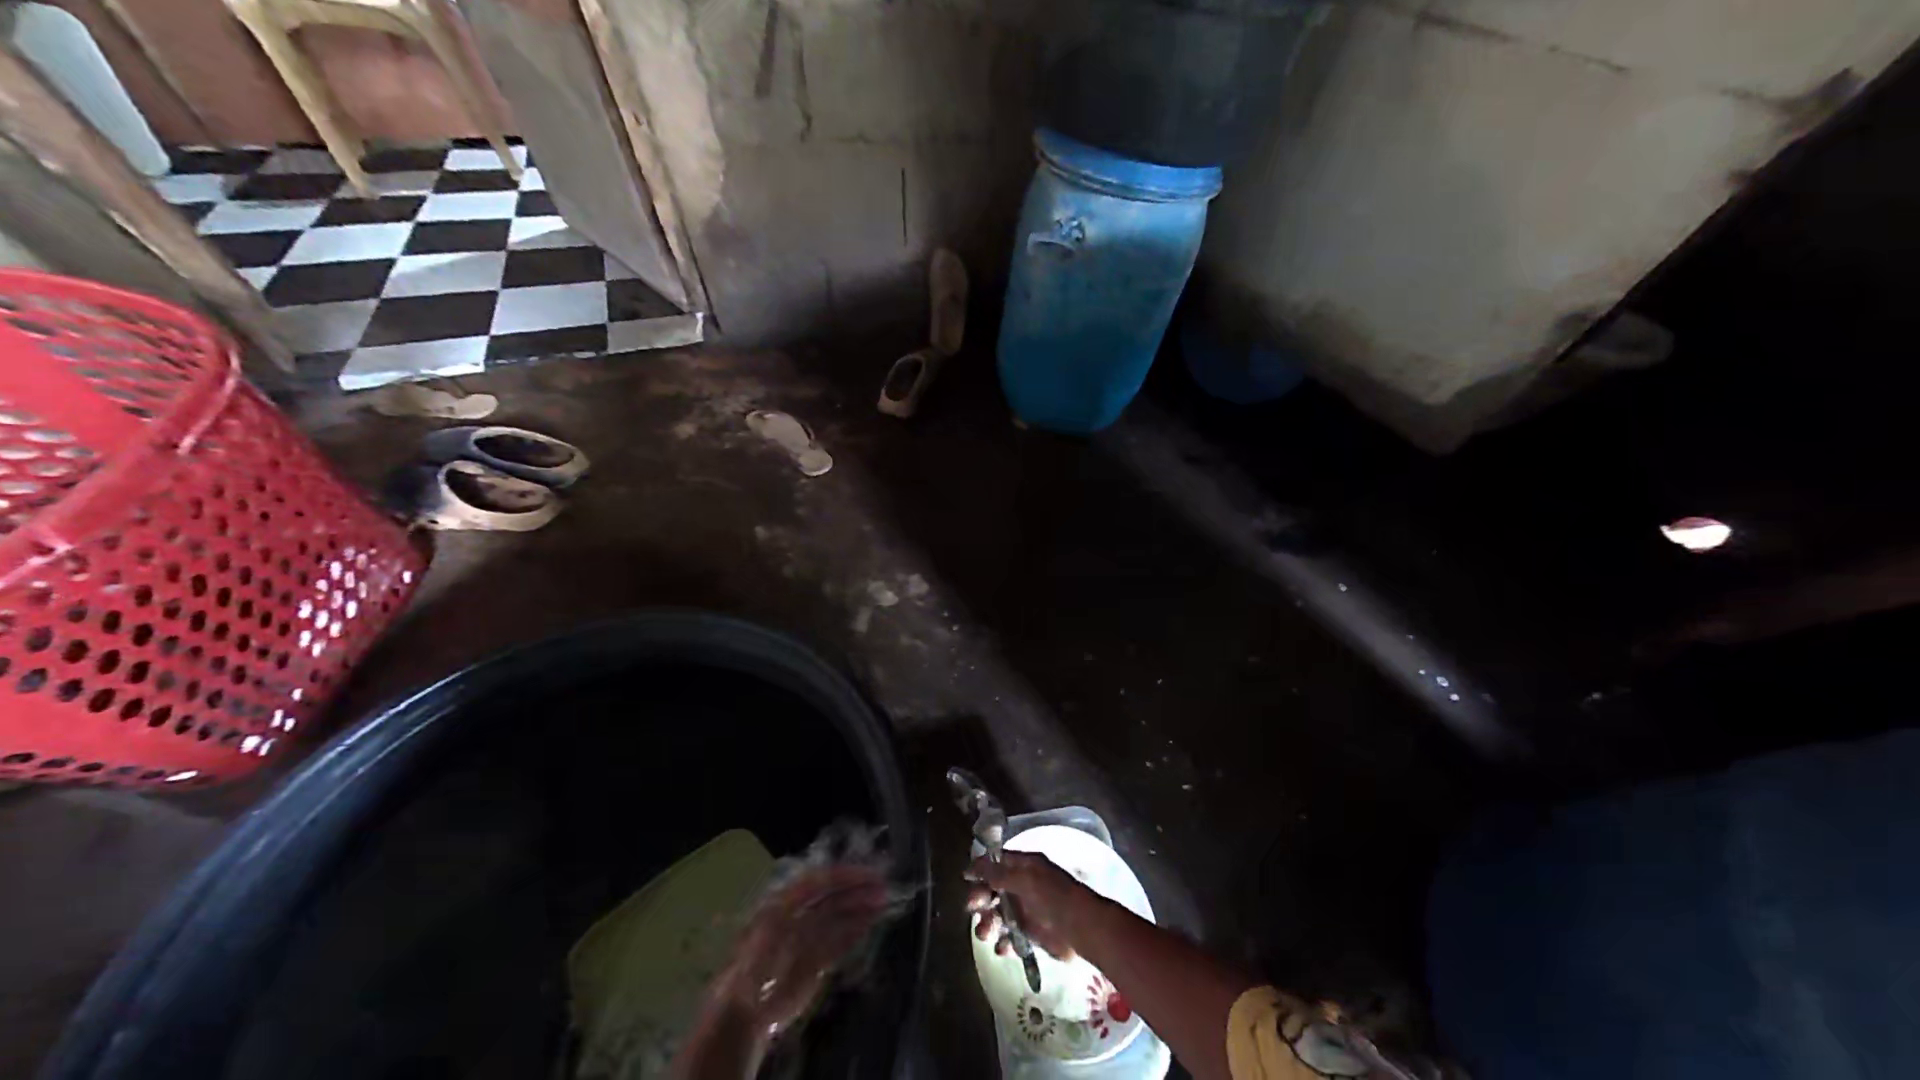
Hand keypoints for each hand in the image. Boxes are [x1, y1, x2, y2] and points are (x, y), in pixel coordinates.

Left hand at [711, 863, 890, 1038]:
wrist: (746, 1015)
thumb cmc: (755, 968)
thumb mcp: (774, 929)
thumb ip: (799, 902)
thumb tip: (822, 886)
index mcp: (783, 904)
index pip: (817, 882)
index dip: (843, 876)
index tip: (869, 874)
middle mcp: (795, 917)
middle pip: (830, 897)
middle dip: (855, 890)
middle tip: (883, 886)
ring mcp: (805, 940)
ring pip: (836, 917)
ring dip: (858, 907)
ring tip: (882, 902)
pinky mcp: (813, 964)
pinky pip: (838, 941)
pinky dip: (855, 930)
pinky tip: (869, 923)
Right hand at [966, 851, 1100, 959]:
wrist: (1081, 928)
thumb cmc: (1053, 897)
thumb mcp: (1025, 879)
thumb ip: (998, 874)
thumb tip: (971, 867)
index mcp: (1024, 867)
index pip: (997, 862)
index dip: (981, 869)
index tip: (966, 878)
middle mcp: (1023, 886)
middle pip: (993, 890)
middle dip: (980, 899)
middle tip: (973, 908)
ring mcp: (1026, 911)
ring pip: (998, 914)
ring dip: (988, 923)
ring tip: (985, 934)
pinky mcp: (1030, 934)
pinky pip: (1009, 936)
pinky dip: (1003, 942)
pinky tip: (1002, 948)